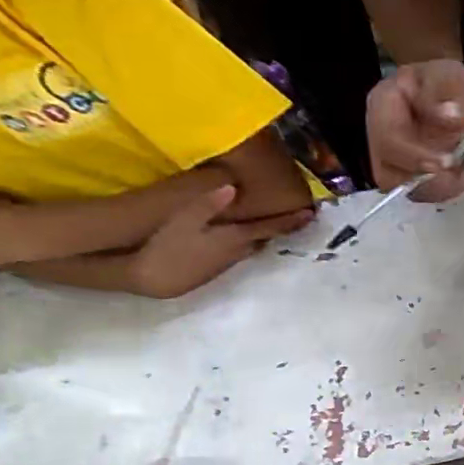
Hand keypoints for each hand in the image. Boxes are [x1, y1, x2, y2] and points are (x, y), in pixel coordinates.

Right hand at [129, 185, 311, 298]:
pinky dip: (250, 242)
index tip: (311, 214)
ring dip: (266, 235)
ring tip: (273, 224)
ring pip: (255, 245)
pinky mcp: (219, 267)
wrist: (153, 278)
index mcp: (237, 237)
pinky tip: (244, 237)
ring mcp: (230, 261)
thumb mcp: (185, 218)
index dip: (291, 220)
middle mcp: (240, 250)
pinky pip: (243, 251)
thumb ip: (210, 203)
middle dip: (281, 227)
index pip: (271, 227)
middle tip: (296, 217)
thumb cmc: (169, 246)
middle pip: (266, 237)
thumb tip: (233, 186)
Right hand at [366, 60, 463, 201]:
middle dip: (424, 181)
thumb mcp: (446, 76)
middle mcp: (379, 136)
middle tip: (459, 178)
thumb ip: (443, 93)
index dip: (414, 156)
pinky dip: (444, 191)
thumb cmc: (443, 81)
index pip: (388, 138)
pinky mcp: (410, 173)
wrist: (447, 92)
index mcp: (382, 106)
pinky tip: (463, 178)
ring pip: (403, 189)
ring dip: (436, 190)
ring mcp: (393, 158)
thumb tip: (450, 116)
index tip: (447, 163)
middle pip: (387, 173)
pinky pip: (421, 193)